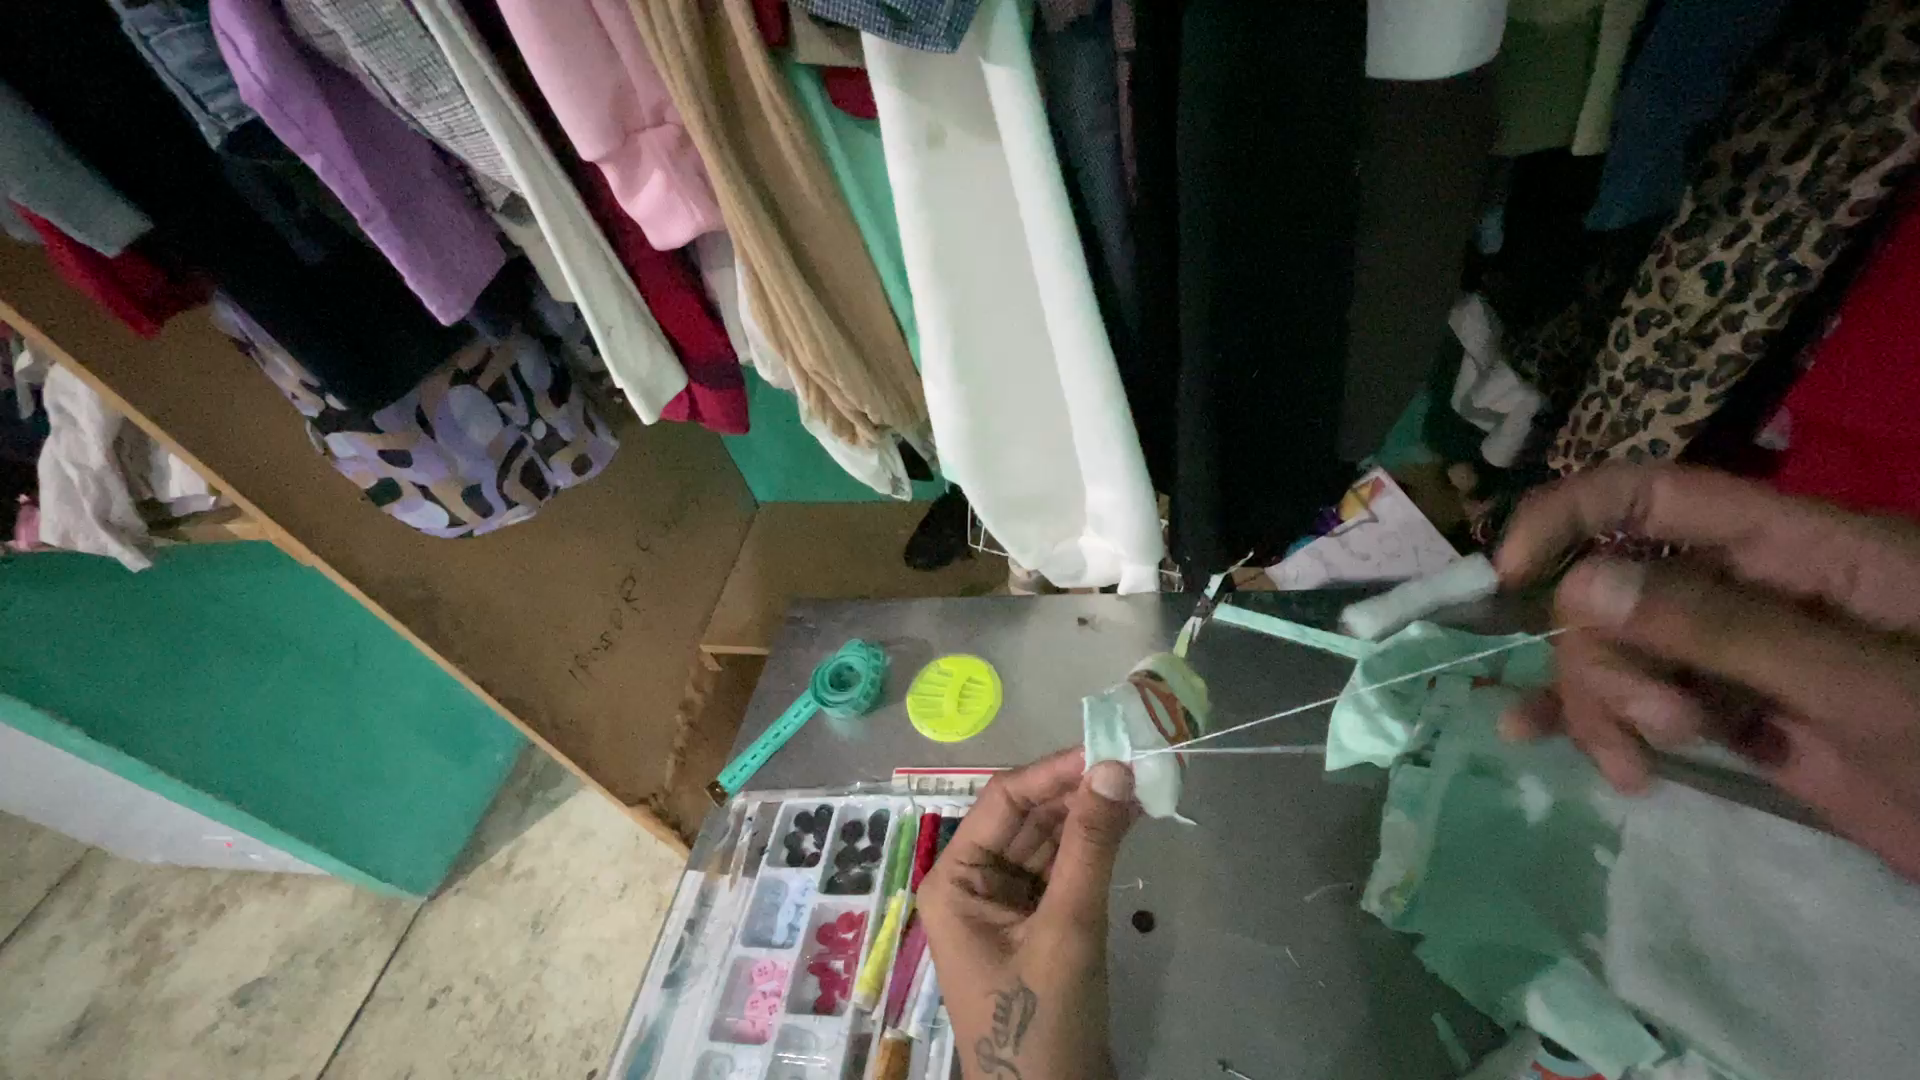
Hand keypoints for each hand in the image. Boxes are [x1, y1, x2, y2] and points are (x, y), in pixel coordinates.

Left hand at [918, 749, 1136, 1079]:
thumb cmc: (1043, 1021)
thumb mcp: (1067, 929)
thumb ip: (1090, 846)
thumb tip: (1113, 768)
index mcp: (955, 879)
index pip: (1004, 802)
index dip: (1053, 771)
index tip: (1104, 747)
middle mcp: (974, 882)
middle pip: (1027, 818)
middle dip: (1077, 792)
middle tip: (1131, 763)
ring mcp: (1006, 903)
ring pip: (1048, 841)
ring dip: (1090, 815)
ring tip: (1139, 784)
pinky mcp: (1036, 922)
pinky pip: (1062, 869)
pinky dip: (1094, 847)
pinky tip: (1128, 821)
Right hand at [1495, 464, 1919, 879]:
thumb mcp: (1870, 688)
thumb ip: (1722, 629)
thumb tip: (1575, 584)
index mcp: (1797, 550)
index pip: (1652, 493)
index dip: (1567, 515)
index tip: (1510, 572)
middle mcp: (1744, 588)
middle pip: (1610, 591)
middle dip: (1608, 660)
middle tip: (1663, 723)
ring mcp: (1727, 653)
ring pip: (1607, 651)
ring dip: (1602, 705)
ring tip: (1640, 765)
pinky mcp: (1720, 710)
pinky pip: (1624, 699)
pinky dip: (1583, 720)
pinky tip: (1529, 734)